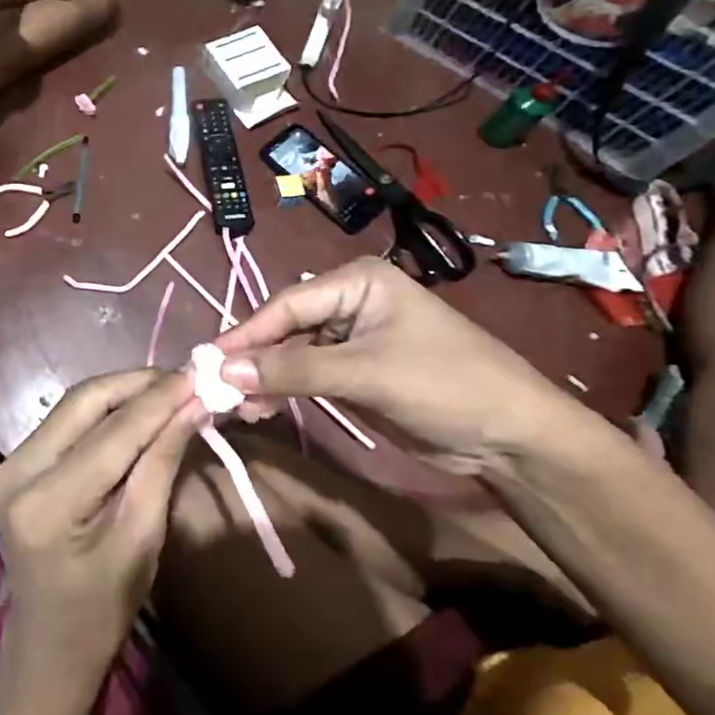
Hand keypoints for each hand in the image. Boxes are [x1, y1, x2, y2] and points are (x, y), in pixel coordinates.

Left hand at [0, 370, 205, 714]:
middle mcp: (18, 470)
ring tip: (171, 390)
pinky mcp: (18, 463)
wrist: (49, 648)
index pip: (115, 431)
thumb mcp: (142, 538)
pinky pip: (69, 419)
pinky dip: (108, 407)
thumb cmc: (103, 609)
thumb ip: (163, 462)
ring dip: (125, 391)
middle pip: (87, 400)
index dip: (162, 397)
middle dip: (140, 383)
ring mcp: (11, 463)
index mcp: (48, 502)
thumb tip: (195, 403)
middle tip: (187, 379)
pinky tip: (140, 408)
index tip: (201, 372)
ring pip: (77, 402)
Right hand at [212, 258, 613, 473]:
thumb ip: (294, 369)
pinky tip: (262, 410)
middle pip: (286, 327)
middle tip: (212, 392)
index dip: (246, 335)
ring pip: (294, 354)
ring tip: (234, 410)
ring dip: (265, 380)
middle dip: (252, 360)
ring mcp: (354, 338)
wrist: (509, 433)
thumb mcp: (365, 373)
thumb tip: (224, 371)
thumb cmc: (443, 384)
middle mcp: (351, 302)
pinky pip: (309, 376)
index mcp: (357, 281)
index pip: (286, 304)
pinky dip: (286, 392)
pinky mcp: (358, 372)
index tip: (205, 364)